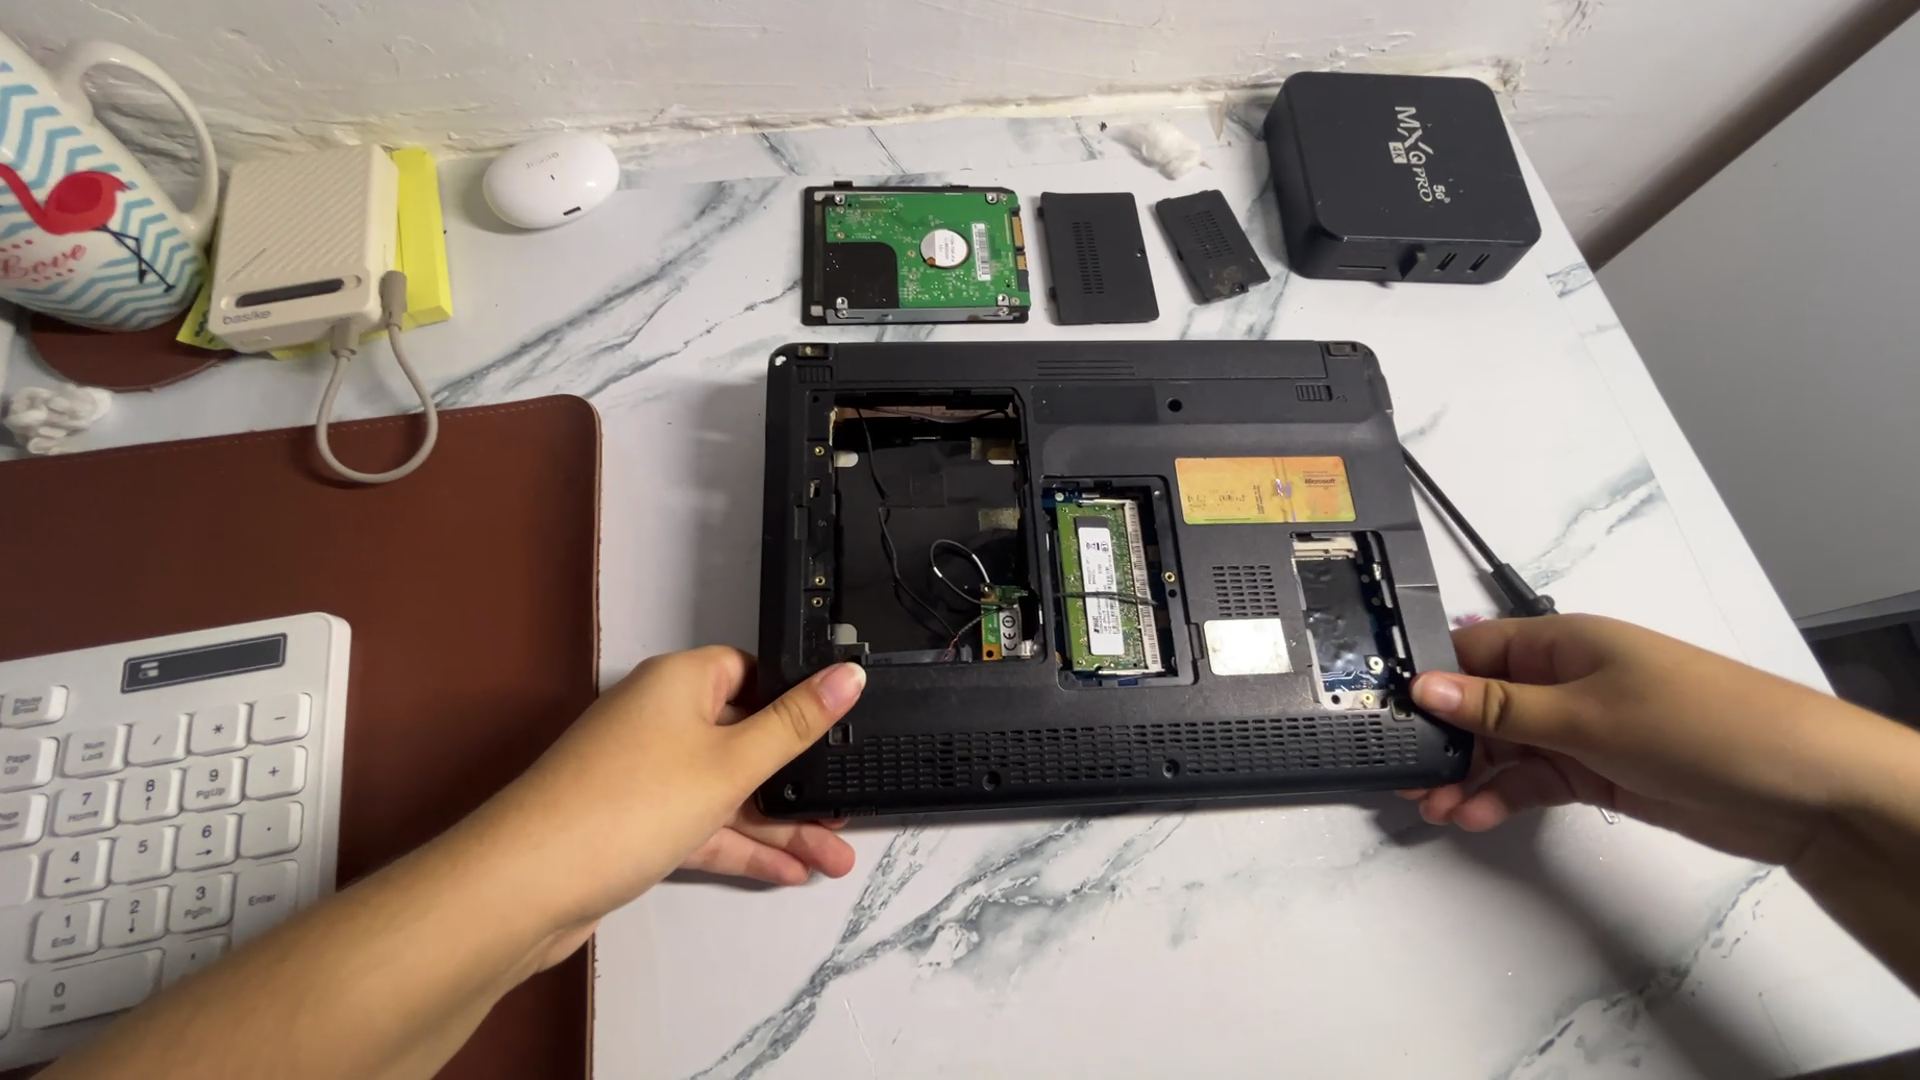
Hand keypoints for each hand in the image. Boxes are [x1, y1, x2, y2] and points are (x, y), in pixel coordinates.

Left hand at [466, 648, 865, 963]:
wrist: (521, 891)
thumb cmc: (633, 803)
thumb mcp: (732, 762)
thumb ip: (797, 723)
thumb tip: (850, 673)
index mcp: (682, 682)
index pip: (752, 672)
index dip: (794, 697)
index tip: (837, 729)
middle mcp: (664, 719)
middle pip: (746, 739)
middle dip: (797, 780)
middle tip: (847, 807)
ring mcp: (648, 774)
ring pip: (729, 790)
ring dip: (778, 824)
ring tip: (835, 856)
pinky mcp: (638, 823)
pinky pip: (703, 824)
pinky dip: (741, 845)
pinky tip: (790, 871)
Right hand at [1400, 615, 1893, 865]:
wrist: (1816, 796)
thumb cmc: (1696, 724)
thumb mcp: (1587, 713)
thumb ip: (1497, 706)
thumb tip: (1420, 687)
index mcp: (1556, 644)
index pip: (1469, 652)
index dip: (1426, 679)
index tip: (1383, 711)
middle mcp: (1558, 680)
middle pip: (1477, 705)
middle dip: (1440, 739)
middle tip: (1402, 772)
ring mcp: (1575, 728)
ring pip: (1498, 748)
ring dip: (1465, 776)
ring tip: (1432, 807)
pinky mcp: (1592, 771)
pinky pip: (1529, 779)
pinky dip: (1501, 796)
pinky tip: (1473, 815)